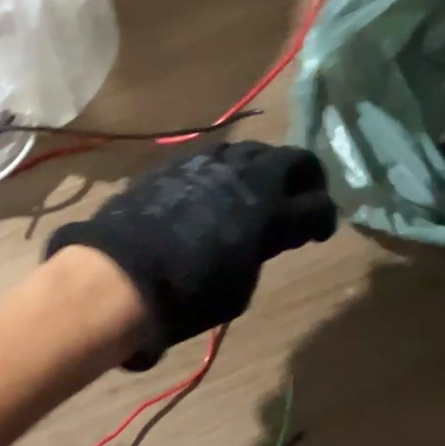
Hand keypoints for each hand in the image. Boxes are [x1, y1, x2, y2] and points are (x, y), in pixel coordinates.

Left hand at [47, 142, 337, 368]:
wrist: (120, 274)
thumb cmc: (187, 295)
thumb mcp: (238, 286)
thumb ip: (258, 252)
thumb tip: (258, 241)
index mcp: (272, 212)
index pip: (317, 206)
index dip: (324, 220)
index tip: (319, 232)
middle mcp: (247, 177)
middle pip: (293, 160)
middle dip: (305, 179)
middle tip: (301, 198)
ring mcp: (209, 164)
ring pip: (252, 150)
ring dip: (263, 168)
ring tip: (257, 191)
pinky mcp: (175, 164)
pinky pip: (213, 158)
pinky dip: (225, 171)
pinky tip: (216, 190)